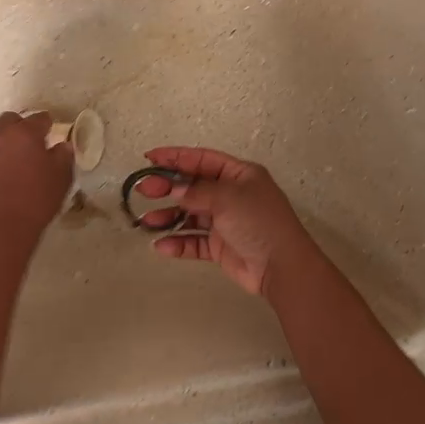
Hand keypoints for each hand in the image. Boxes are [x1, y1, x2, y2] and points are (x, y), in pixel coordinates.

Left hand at [0, 112, 73, 240]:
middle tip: (29, 143)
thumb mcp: (61, 178)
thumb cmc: (37, 199)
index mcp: (26, 133)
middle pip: (10, 120)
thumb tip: (62, 146)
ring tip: (11, 157)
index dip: (47, 124)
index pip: (39, 118)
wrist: (1, 225)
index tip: (50, 131)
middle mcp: (1, 135)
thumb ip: (63, 156)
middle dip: (20, 127)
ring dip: (2, 140)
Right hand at [137, 147, 318, 296]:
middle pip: (192, 186)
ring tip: (147, 222)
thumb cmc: (257, 221)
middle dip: (167, 187)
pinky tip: (161, 246)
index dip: (175, 157)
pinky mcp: (219, 246)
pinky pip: (193, 240)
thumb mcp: (227, 197)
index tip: (149, 158)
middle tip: (143, 190)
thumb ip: (196, 191)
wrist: (281, 266)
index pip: (201, 159)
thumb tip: (173, 189)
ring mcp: (225, 221)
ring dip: (168, 217)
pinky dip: (177, 242)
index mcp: (238, 175)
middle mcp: (231, 195)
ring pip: (189, 215)